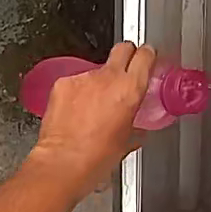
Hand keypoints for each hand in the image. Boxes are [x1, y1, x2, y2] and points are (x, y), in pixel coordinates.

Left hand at [29, 42, 155, 192]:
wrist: (63, 163)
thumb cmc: (95, 157)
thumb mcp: (127, 141)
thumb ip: (136, 126)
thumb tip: (136, 129)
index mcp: (130, 89)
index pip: (145, 56)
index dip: (147, 56)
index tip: (147, 59)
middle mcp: (108, 78)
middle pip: (122, 48)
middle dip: (127, 55)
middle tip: (127, 69)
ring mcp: (83, 78)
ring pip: (97, 69)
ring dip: (99, 83)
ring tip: (95, 108)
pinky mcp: (63, 83)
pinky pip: (76, 82)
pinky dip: (78, 93)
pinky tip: (77, 112)